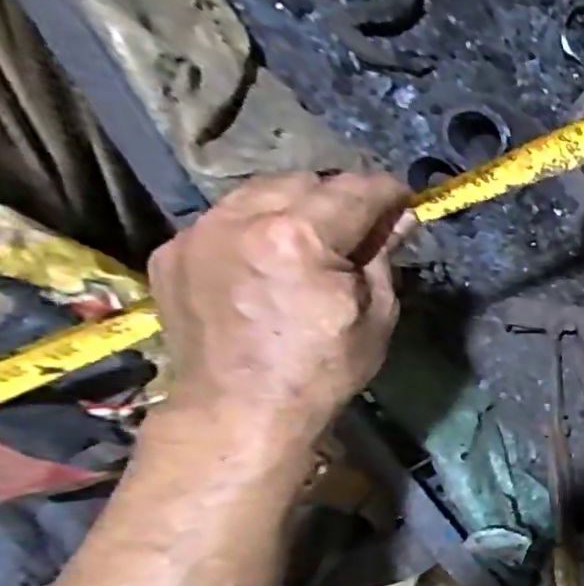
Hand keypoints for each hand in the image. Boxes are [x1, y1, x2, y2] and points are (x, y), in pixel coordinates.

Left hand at [147, 172, 411, 446]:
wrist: (243, 403)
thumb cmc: (327, 364)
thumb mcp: (378, 312)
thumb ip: (382, 256)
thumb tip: (400, 220)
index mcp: (298, 237)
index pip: (351, 192)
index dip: (386, 191)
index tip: (407, 196)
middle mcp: (239, 219)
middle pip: (301, 182)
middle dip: (340, 195)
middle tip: (367, 223)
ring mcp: (197, 232)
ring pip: (257, 193)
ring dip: (296, 205)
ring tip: (320, 237)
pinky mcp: (174, 250)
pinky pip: (226, 219)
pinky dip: (258, 226)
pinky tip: (275, 259)